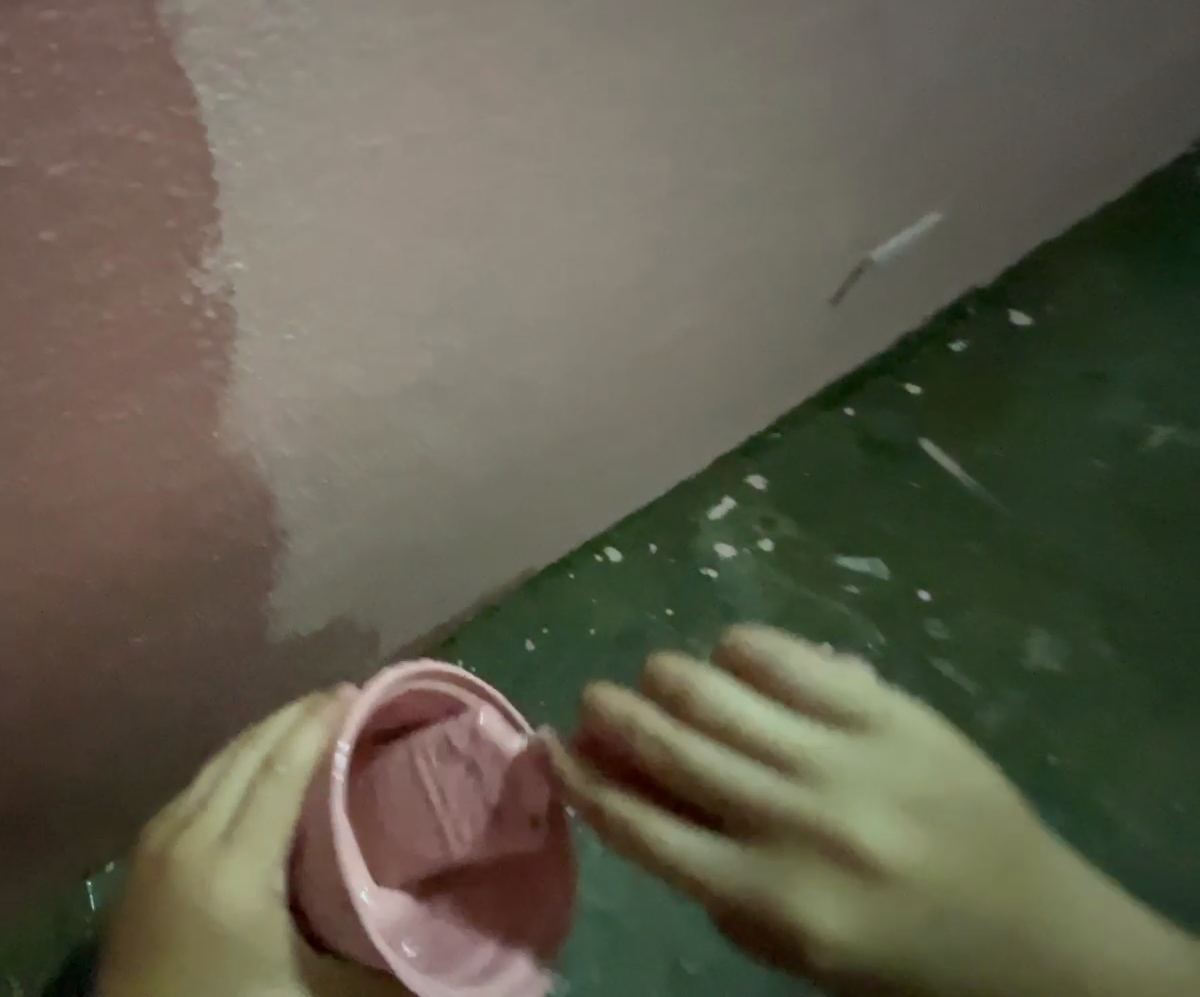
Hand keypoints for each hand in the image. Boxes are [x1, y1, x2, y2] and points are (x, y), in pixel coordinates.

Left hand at [97, 689, 409, 996]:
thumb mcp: (312, 996)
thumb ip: (375, 961)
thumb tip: (432, 927)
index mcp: (232, 867)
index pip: (279, 770)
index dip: (316, 725)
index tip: (351, 691)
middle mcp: (188, 833)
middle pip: (246, 752)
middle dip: (294, 716)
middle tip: (339, 695)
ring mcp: (158, 836)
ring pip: (218, 760)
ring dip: (264, 733)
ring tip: (307, 718)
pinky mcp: (145, 847)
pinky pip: (199, 781)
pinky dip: (237, 759)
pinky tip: (257, 762)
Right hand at [547, 624, 1197, 996]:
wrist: (1049, 949)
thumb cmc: (885, 950)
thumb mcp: (774, 933)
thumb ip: (685, 858)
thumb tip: (605, 767)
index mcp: (769, 898)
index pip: (631, 819)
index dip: (575, 772)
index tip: (550, 743)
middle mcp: (797, 824)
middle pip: (655, 737)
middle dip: (602, 709)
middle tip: (597, 704)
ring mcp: (844, 758)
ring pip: (696, 681)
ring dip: (660, 680)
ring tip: (670, 691)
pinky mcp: (886, 710)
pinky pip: (767, 650)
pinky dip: (732, 653)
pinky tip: (742, 675)